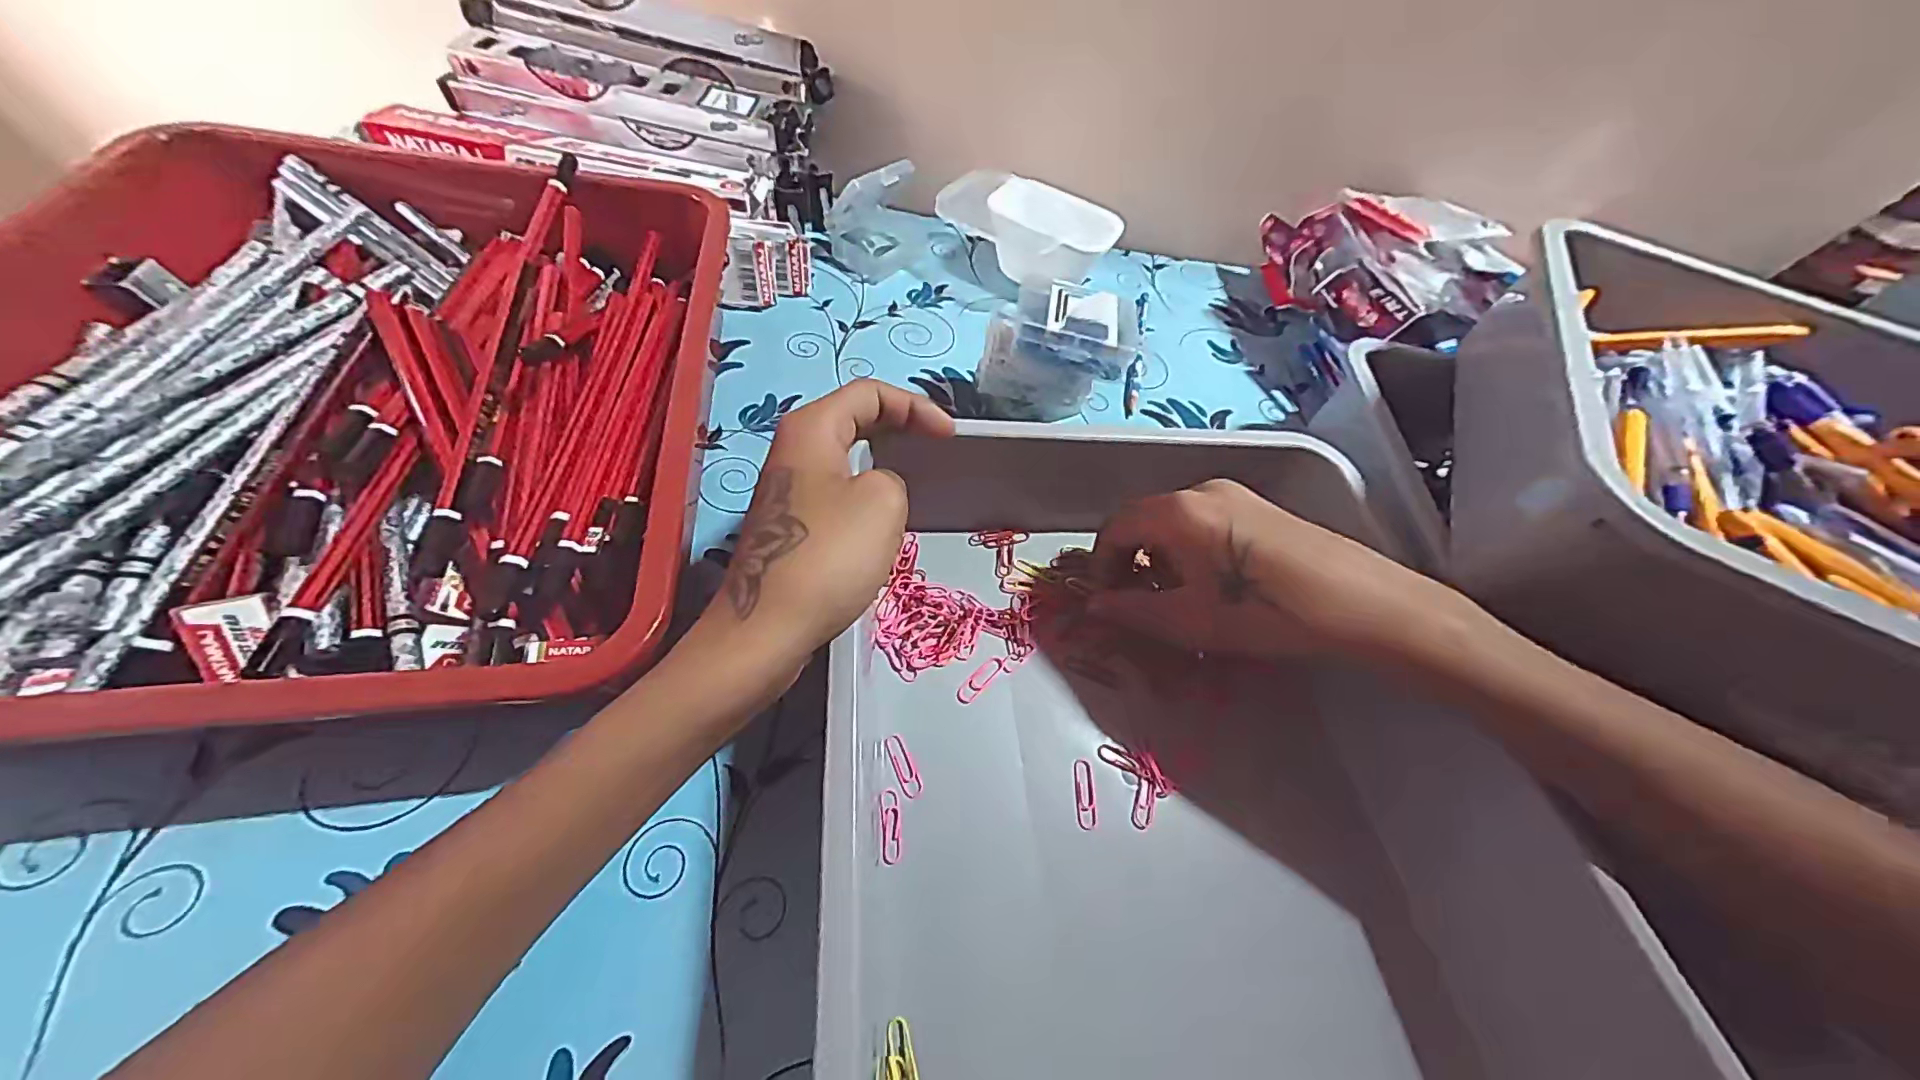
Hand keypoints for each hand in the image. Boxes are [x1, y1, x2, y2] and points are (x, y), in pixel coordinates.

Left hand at [700, 379, 954, 669]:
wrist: (768, 628)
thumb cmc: (827, 556)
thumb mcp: (883, 501)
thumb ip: (893, 478)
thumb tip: (878, 490)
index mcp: (811, 429)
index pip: (869, 393)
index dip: (915, 406)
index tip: (948, 435)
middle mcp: (793, 452)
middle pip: (854, 421)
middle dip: (899, 430)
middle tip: (934, 452)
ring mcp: (788, 492)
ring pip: (846, 462)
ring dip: (883, 468)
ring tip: (917, 490)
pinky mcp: (790, 529)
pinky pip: (837, 497)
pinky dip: (865, 500)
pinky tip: (884, 528)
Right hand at [1085, 478, 1481, 664]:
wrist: (1363, 605)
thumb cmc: (1270, 613)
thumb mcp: (1191, 621)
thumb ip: (1133, 610)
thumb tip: (1097, 606)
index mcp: (1180, 511)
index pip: (1115, 528)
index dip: (1100, 565)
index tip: (1103, 599)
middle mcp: (1202, 490)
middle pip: (1141, 519)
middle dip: (1126, 559)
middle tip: (1130, 601)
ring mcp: (1233, 494)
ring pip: (1170, 519)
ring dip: (1155, 555)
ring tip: (1169, 597)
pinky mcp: (1256, 506)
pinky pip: (1199, 520)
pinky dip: (1183, 547)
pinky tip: (1204, 582)